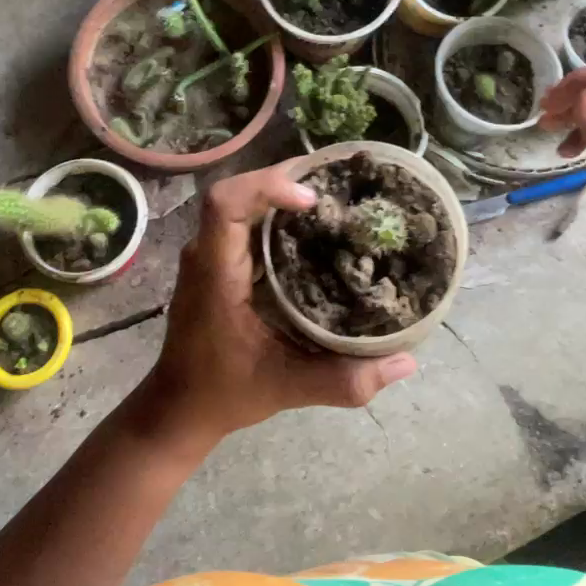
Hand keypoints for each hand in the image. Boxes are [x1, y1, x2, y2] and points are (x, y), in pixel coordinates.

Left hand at [139, 161, 416, 443]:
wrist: (179, 406)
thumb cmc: (223, 392)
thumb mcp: (286, 387)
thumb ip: (343, 381)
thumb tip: (406, 361)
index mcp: (216, 273)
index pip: (225, 204)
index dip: (265, 186)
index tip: (312, 199)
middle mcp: (207, 253)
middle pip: (238, 191)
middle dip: (287, 179)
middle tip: (340, 183)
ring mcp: (208, 254)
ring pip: (241, 202)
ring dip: (283, 192)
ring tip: (334, 196)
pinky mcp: (218, 261)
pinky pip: (245, 220)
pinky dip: (277, 212)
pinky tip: (313, 225)